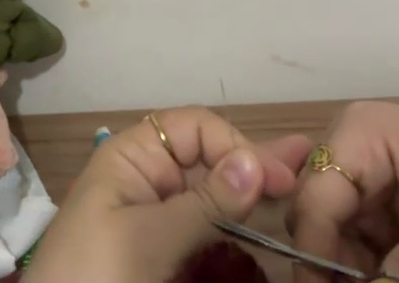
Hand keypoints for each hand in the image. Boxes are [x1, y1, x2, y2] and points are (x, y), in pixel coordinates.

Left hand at [24, 107, 313, 282]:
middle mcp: (148, 179)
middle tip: (305, 170)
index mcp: (134, 157)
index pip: (196, 130)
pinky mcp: (165, 256)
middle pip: (210, 161)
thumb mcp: (146, 237)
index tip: (280, 179)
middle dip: (254, 164)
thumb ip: (203, 203)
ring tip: (295, 193)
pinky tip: (263, 231)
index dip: (238, 146)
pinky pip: (206, 234)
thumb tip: (255, 161)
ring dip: (251, 197)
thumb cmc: (93, 273)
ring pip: (213, 199)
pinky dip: (235, 233)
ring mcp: (158, 219)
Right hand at [287, 101, 398, 282]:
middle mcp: (355, 143)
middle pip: (318, 212)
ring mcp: (372, 171)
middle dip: (334, 263)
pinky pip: (362, 238)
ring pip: (336, 231)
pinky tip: (397, 278)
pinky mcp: (389, 198)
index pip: (313, 198)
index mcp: (361, 132)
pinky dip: (373, 267)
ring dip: (354, 269)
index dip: (315, 256)